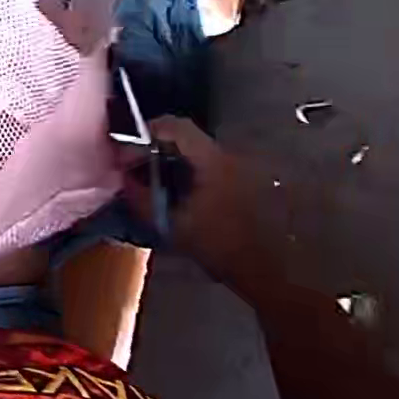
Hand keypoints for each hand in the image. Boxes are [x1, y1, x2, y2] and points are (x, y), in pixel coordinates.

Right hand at [118, 117, 302, 274]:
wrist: (272, 272)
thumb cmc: (222, 246)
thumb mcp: (174, 226)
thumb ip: (144, 200)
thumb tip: (125, 179)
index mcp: (212, 160)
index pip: (175, 126)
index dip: (147, 130)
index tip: (129, 148)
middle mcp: (230, 155)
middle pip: (185, 138)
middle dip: (157, 148)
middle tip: (137, 165)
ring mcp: (242, 167)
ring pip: (197, 153)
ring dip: (174, 161)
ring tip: (156, 181)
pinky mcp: (247, 181)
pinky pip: (210, 167)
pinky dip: (191, 173)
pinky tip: (182, 195)